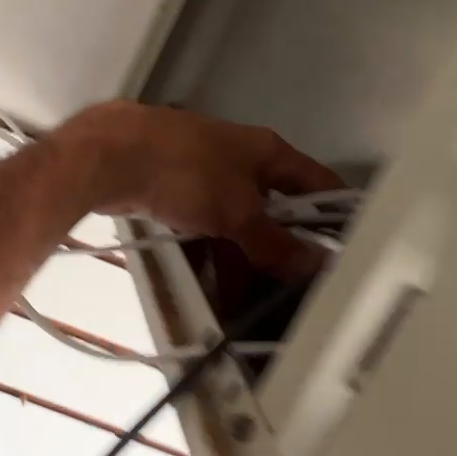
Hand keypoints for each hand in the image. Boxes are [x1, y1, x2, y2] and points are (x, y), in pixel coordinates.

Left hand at [55, 101, 342, 277]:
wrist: (108, 154)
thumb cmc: (184, 172)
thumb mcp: (237, 212)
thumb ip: (274, 242)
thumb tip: (316, 264)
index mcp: (265, 151)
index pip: (317, 182)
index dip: (336, 215)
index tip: (348, 253)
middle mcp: (238, 157)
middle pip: (271, 209)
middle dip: (276, 252)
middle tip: (288, 294)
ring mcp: (201, 171)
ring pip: (232, 222)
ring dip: (238, 259)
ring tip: (244, 305)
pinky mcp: (168, 188)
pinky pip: (199, 225)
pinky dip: (206, 251)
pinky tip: (208, 285)